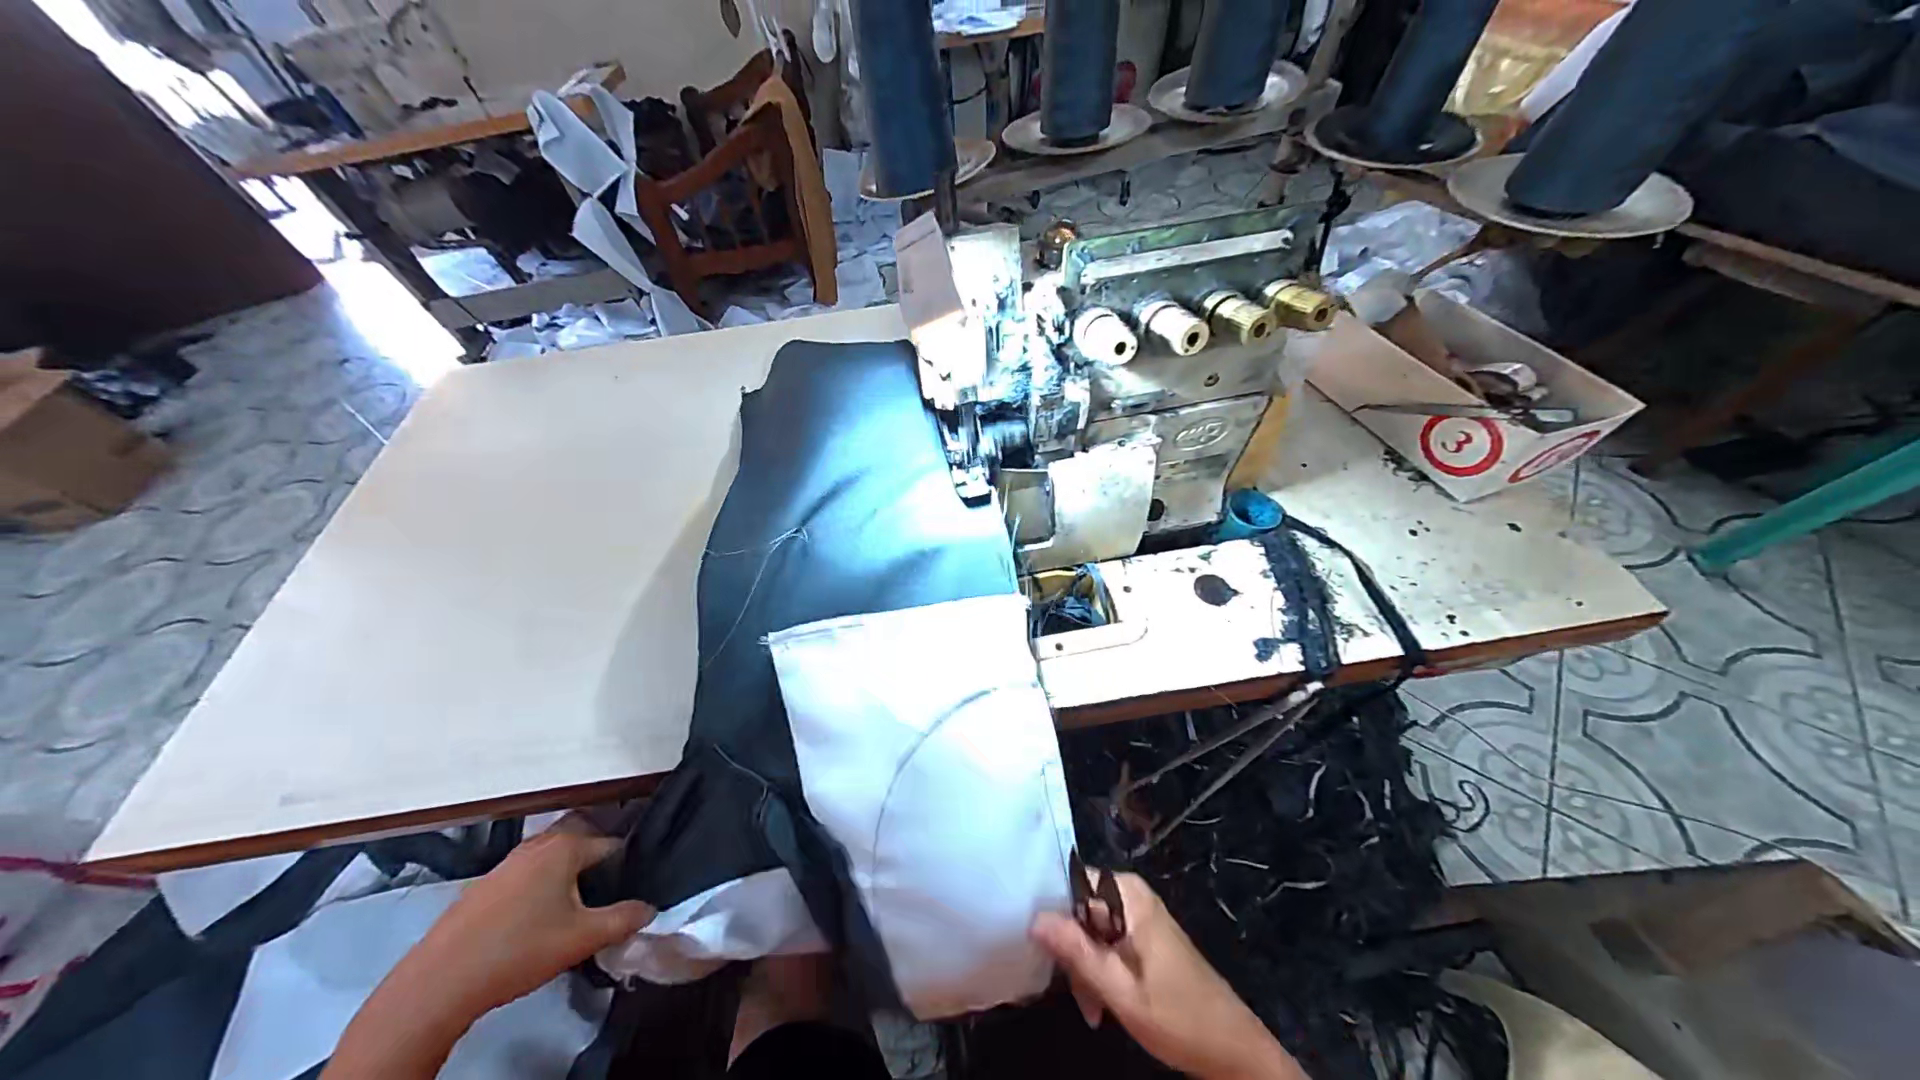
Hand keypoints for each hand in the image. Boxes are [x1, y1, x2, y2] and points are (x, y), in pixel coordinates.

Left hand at [404, 820, 655, 1016]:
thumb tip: (650, 908)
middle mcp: (536, 844)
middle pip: (581, 846)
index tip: (634, 888)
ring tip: (575, 911)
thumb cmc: (520, 950)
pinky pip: (525, 878)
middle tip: (606, 898)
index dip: (628, 867)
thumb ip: (625, 919)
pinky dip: (538, 891)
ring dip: (566, 879)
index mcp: (565, 846)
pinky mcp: (481, 887)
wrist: (438, 984)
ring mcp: (505, 864)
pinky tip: (536, 922)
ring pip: (551, 862)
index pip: (613, 845)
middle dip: (597, 868)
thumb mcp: (584, 938)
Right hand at [1031, 873, 1305, 1079]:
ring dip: (1085, 967)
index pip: (1072, 882)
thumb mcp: (1120, 990)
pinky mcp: (1143, 937)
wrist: (1233, 1050)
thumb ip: (1077, 951)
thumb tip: (1034, 918)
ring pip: (1090, 929)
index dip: (1052, 911)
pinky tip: (1102, 1003)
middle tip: (1077, 992)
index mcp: (1129, 895)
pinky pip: (1106, 941)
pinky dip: (1100, 970)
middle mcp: (1132, 896)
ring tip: (1093, 1007)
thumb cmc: (1178, 1017)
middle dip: (1071, 949)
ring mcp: (1139, 916)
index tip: (1040, 946)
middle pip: (1080, 908)